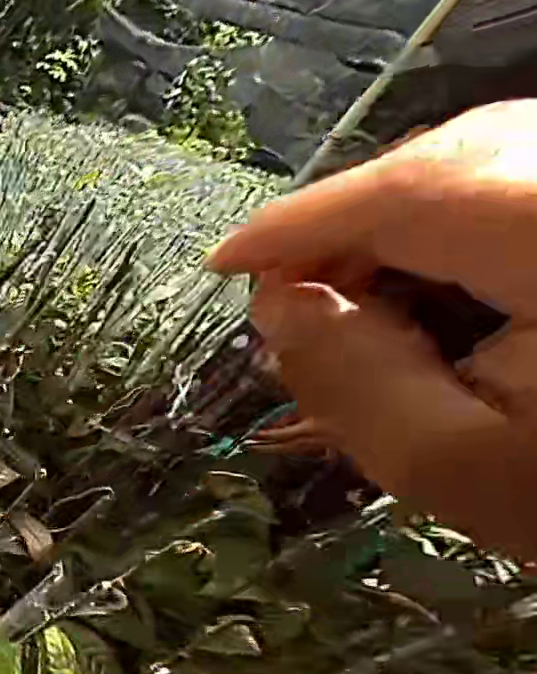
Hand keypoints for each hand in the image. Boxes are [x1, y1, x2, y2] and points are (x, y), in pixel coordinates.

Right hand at [208, 100, 536, 556]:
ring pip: (511, 154)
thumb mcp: (438, 459)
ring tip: (363, 292)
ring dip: (408, 216)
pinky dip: (467, 216)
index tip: (226, 263)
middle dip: (352, 216)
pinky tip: (439, 279)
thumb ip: (347, 374)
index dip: (301, 219)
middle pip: (472, 153)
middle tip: (295, 291)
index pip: (422, 191)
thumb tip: (281, 302)